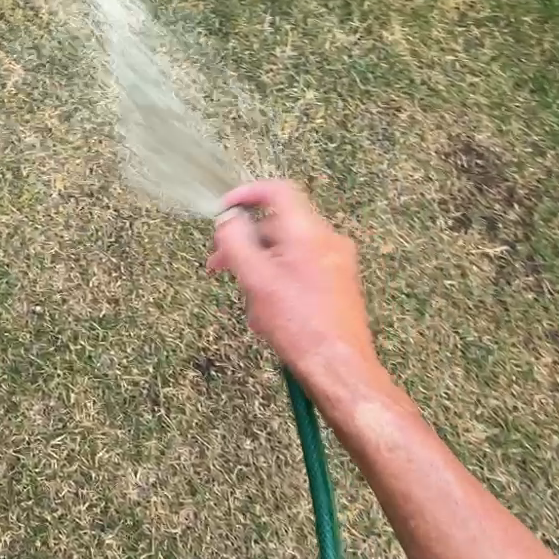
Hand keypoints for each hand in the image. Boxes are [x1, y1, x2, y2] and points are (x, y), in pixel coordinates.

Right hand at [207, 180, 377, 389]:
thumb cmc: (299, 325)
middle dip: (244, 241)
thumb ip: (234, 239)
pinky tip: (265, 308)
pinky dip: (276, 276)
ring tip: (245, 294)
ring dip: (258, 264)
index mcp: (308, 231)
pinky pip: (298, 266)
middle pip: (277, 223)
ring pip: (285, 247)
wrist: (339, 368)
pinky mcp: (337, 283)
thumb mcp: (254, 277)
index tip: (224, 211)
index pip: (276, 190)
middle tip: (219, 262)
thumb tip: (227, 219)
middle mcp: (327, 240)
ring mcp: (336, 262)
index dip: (245, 194)